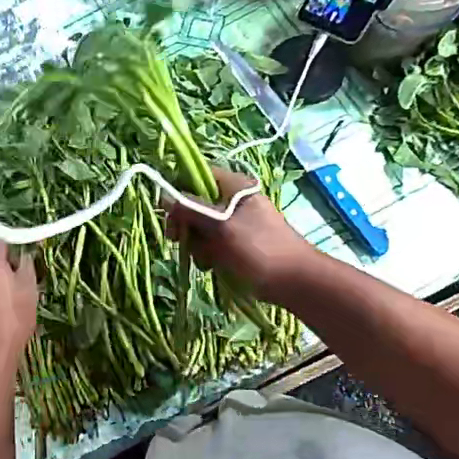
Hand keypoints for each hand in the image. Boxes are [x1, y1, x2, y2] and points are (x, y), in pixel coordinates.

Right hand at [165, 166, 318, 301]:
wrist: (294, 281)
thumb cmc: (259, 249)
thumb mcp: (222, 227)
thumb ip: (192, 209)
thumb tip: (164, 195)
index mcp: (233, 186)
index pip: (195, 177)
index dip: (178, 192)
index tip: (170, 216)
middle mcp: (233, 199)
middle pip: (194, 204)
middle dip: (187, 225)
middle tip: (182, 241)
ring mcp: (236, 221)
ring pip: (201, 227)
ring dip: (198, 244)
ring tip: (207, 260)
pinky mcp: (238, 242)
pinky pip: (213, 243)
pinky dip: (209, 254)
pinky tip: (213, 266)